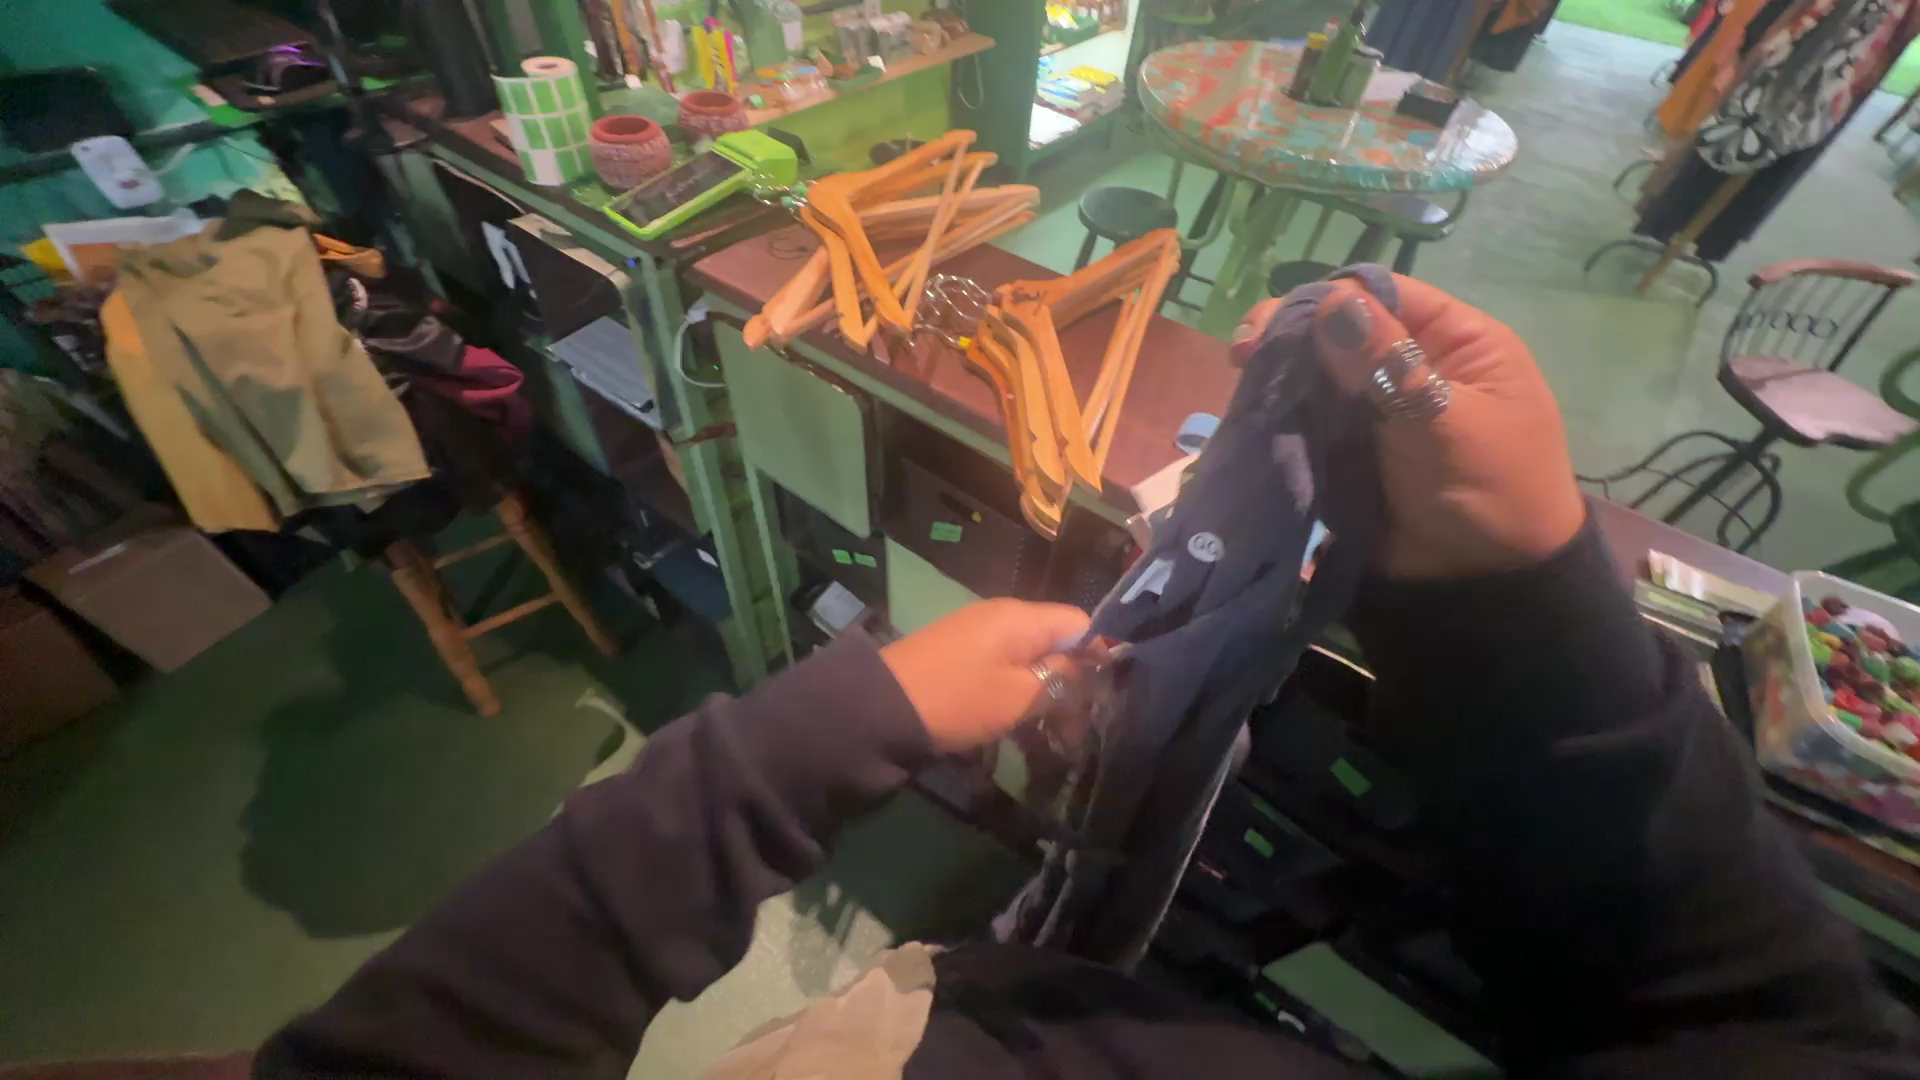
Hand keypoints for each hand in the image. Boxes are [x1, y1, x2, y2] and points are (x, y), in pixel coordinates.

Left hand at [880, 599, 1091, 752]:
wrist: (883, 708)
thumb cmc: (959, 698)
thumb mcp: (1019, 695)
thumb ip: (1061, 678)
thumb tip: (1088, 666)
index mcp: (1023, 617)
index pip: (1081, 624)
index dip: (1099, 658)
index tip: (1103, 699)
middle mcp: (1004, 616)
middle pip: (1056, 643)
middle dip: (1072, 684)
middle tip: (1076, 732)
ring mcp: (979, 632)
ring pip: (1031, 658)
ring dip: (1045, 695)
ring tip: (1051, 738)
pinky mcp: (961, 652)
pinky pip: (1004, 666)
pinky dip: (1017, 692)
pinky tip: (1019, 725)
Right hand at [1232, 274, 1584, 579]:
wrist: (1473, 581)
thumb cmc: (1485, 491)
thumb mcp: (1444, 422)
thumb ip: (1390, 366)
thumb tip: (1332, 303)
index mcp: (1451, 342)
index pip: (1381, 295)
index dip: (1325, 301)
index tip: (1274, 325)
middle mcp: (1404, 363)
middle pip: (1336, 328)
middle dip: (1287, 335)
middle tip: (1243, 354)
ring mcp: (1368, 406)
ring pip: (1311, 370)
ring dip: (1275, 372)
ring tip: (1239, 379)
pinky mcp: (1338, 443)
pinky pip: (1301, 413)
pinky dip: (1275, 409)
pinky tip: (1250, 408)